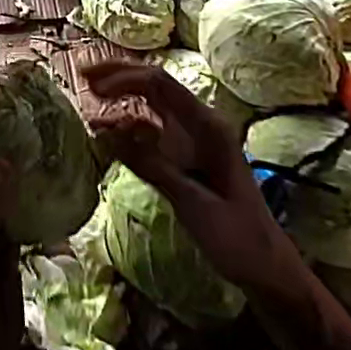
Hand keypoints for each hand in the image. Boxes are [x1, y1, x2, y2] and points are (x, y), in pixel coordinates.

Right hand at [82, 60, 301, 291]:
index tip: (93, 90)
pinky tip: (104, 134)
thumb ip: (149, 164)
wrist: (267, 272)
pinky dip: (126, 128)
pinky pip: (150, 131)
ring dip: (120, 98)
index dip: (123, 79)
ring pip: (150, 104)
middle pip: (153, 84)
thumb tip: (102, 133)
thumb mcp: (193, 202)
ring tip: (88, 97)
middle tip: (83, 77)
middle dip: (117, 76)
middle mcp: (198, 124)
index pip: (159, 83)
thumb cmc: (238, 237)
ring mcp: (191, 139)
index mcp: (207, 126)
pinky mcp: (183, 156)